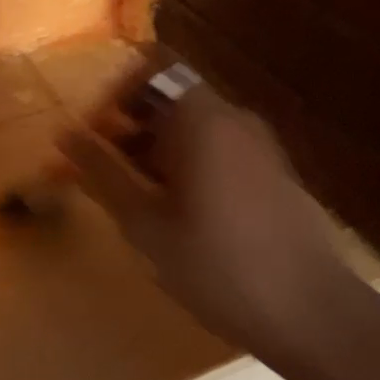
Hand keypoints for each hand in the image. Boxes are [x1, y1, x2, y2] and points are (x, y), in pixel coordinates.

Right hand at [57, 79, 353, 353]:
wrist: (314, 315)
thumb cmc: (218, 263)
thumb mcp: (145, 223)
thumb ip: (103, 172)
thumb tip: (65, 133)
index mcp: (202, 116)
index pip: (156, 64)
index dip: (121, 86)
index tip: (98, 125)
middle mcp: (234, 117)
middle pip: (175, 95)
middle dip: (135, 122)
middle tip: (109, 165)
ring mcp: (261, 144)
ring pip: (198, 124)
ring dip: (162, 146)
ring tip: (140, 195)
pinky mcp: (276, 173)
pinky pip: (222, 147)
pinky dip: (193, 161)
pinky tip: (183, 212)